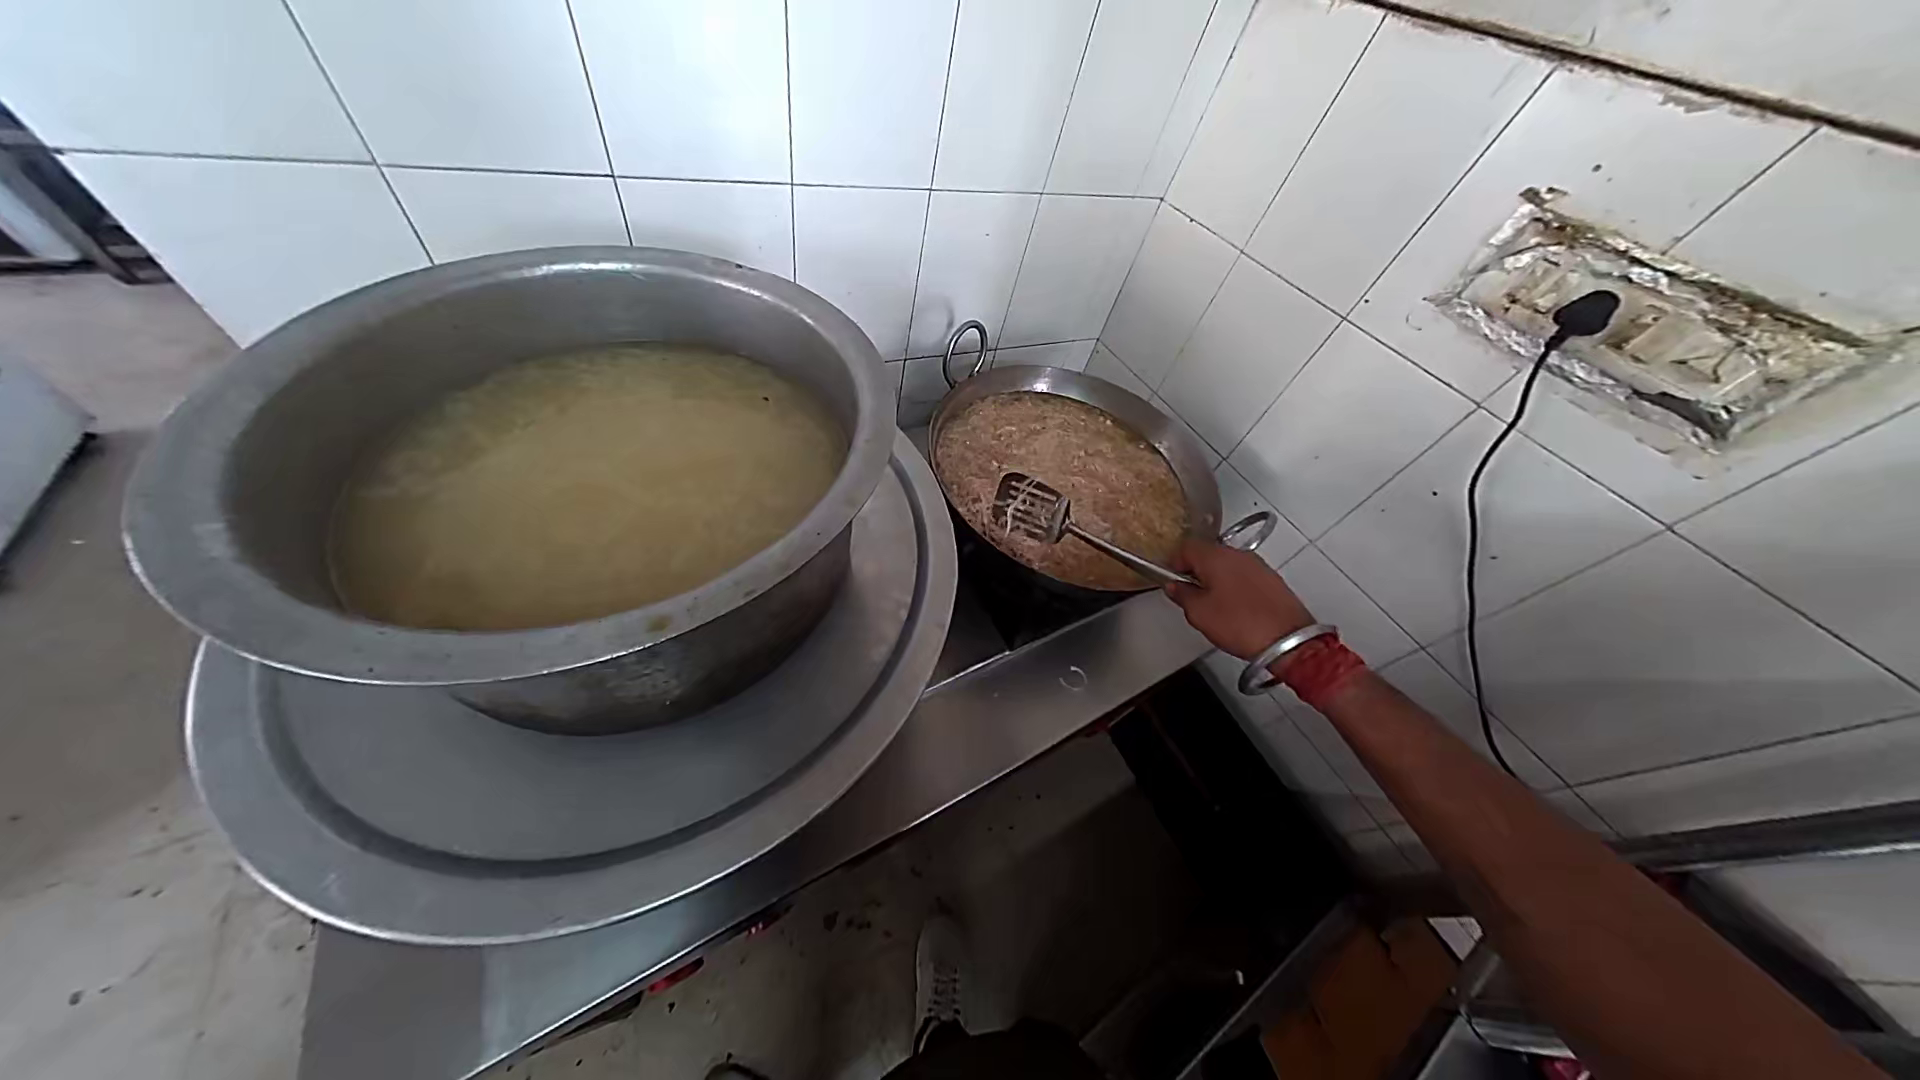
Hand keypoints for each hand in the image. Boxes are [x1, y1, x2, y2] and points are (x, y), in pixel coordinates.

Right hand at [1164, 538, 1315, 658]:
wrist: (1287, 640)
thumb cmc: (1239, 624)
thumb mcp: (1199, 613)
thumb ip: (1182, 595)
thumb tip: (1175, 586)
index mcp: (1215, 556)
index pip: (1186, 547)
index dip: (1174, 563)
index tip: (1171, 581)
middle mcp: (1237, 554)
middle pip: (1208, 553)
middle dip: (1195, 571)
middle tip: (1190, 595)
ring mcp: (1258, 565)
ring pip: (1227, 564)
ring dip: (1216, 578)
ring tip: (1213, 604)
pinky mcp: (1272, 579)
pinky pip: (1244, 575)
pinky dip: (1234, 585)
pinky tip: (1234, 607)